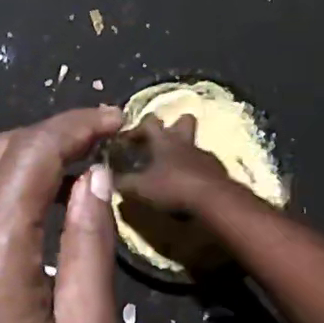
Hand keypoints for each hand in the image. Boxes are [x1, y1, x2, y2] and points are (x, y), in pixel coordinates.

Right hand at [108, 113, 234, 211]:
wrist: (215, 202)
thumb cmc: (173, 188)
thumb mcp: (138, 188)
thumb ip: (121, 182)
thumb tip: (105, 176)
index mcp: (164, 141)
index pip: (148, 122)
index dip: (136, 128)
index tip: (126, 140)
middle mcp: (185, 143)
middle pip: (183, 121)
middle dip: (174, 124)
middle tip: (164, 136)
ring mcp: (204, 156)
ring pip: (193, 145)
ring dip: (184, 152)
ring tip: (172, 168)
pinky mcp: (218, 172)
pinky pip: (203, 165)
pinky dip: (194, 171)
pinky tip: (187, 185)